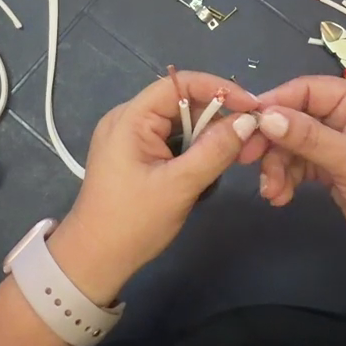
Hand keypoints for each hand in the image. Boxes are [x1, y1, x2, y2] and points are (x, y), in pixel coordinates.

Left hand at [49, 70, 259, 304]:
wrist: (93, 262)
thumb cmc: (132, 222)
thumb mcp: (180, 186)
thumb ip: (215, 150)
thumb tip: (248, 121)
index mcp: (131, 117)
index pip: (180, 83)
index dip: (219, 89)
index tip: (252, 107)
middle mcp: (129, 118)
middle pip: (183, 102)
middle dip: (217, 118)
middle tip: (249, 140)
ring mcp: (131, 137)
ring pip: (182, 124)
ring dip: (207, 139)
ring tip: (232, 159)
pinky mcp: (136, 156)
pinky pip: (173, 141)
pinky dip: (194, 152)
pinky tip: (207, 172)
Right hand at [244, 74, 345, 256]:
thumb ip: (307, 137)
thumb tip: (265, 115)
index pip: (307, 90)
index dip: (274, 103)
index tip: (245, 122)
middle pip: (294, 116)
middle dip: (272, 140)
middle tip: (246, 160)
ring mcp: (338, 142)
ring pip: (293, 143)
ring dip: (277, 165)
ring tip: (271, 191)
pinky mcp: (333, 168)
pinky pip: (300, 164)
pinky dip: (286, 178)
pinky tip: (279, 197)